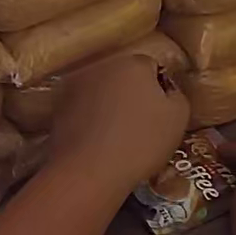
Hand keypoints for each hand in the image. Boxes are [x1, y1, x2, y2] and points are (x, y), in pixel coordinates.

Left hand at [46, 55, 189, 196]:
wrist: (89, 171)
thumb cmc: (140, 144)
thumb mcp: (178, 120)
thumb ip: (177, 96)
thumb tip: (167, 90)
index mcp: (134, 63)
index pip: (152, 68)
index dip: (159, 92)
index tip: (161, 117)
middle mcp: (102, 65)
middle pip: (123, 77)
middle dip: (132, 95)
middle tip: (140, 128)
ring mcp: (75, 85)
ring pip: (101, 92)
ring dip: (109, 107)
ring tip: (116, 138)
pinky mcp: (57, 106)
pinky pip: (82, 109)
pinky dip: (90, 120)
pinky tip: (97, 143)